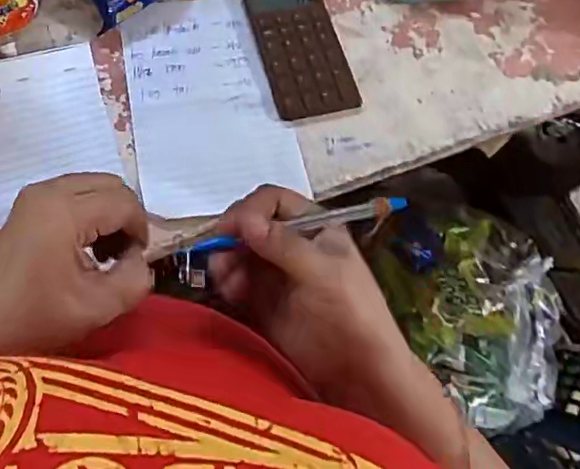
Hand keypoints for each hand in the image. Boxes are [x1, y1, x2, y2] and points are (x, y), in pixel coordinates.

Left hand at [0, 173, 151, 356]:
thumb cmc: (33, 319)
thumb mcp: (94, 308)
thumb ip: (132, 280)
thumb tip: (141, 259)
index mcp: (66, 210)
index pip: (123, 202)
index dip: (140, 228)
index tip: (139, 261)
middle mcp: (51, 190)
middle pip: (108, 184)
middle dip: (126, 215)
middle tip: (126, 254)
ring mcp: (36, 193)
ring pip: (92, 185)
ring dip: (108, 212)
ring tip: (106, 255)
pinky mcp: (28, 203)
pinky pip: (73, 192)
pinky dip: (89, 211)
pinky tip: (85, 248)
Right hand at [207, 186, 416, 405]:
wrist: (362, 377)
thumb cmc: (352, 313)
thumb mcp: (323, 273)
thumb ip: (283, 244)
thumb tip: (245, 221)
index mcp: (313, 224)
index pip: (273, 201)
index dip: (251, 210)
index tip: (232, 228)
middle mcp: (291, 241)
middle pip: (250, 223)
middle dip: (232, 235)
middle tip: (217, 254)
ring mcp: (276, 270)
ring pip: (239, 250)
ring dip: (225, 258)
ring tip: (222, 277)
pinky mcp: (264, 299)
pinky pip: (237, 280)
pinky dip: (227, 280)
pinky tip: (228, 291)